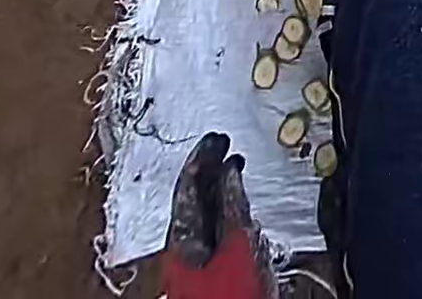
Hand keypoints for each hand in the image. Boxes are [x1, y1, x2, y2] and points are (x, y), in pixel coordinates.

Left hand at [163, 133, 275, 298]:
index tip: (215, 137)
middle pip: (193, 195)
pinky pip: (212, 225)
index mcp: (183, 234)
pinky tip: (236, 201)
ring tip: (233, 166)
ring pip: (203, 209)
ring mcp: (194, 255)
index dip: (201, 156)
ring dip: (217, 185)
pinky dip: (223, 206)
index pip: (187, 183)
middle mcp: (184, 242)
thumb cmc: (229, 292)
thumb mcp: (238, 242)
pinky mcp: (207, 265)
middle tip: (223, 144)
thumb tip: (230, 170)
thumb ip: (234, 204)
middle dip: (208, 168)